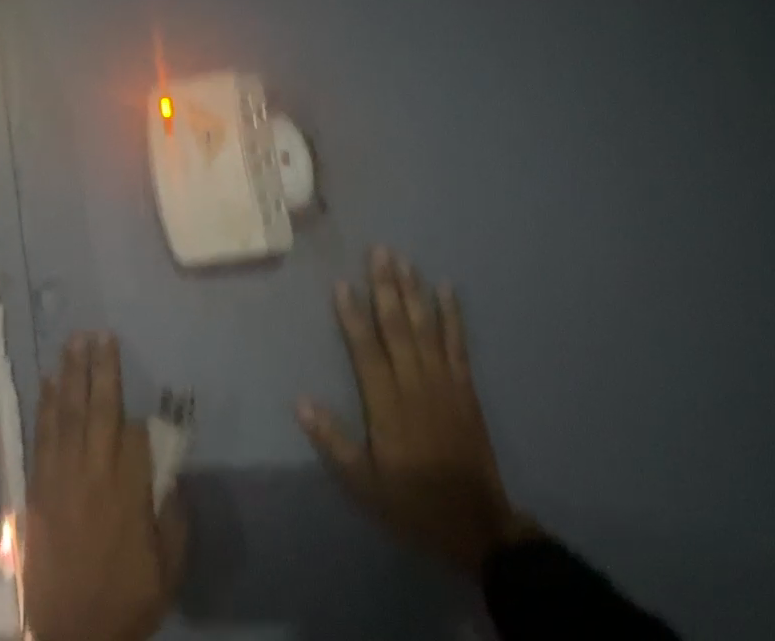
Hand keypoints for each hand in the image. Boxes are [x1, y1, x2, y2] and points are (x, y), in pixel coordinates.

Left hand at [24, 333, 186, 640]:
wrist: (68, 632)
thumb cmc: (124, 599)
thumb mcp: (167, 568)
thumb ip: (173, 519)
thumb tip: (173, 478)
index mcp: (129, 491)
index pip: (136, 435)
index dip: (140, 414)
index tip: (145, 398)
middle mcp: (93, 473)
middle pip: (97, 409)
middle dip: (99, 369)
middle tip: (98, 333)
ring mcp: (60, 477)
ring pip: (65, 414)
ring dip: (69, 376)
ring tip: (73, 342)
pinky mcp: (36, 487)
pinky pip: (41, 435)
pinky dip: (44, 406)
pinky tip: (47, 382)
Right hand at [298, 246, 526, 575]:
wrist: (474, 524)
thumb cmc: (409, 501)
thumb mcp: (361, 481)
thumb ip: (332, 440)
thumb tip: (300, 400)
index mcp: (387, 405)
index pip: (365, 350)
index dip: (352, 316)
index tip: (342, 283)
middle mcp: (416, 385)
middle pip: (399, 328)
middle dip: (386, 288)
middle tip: (379, 251)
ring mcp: (445, 384)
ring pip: (427, 328)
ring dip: (414, 292)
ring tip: (404, 260)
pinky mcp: (466, 389)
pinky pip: (458, 345)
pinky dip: (453, 315)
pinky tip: (447, 289)